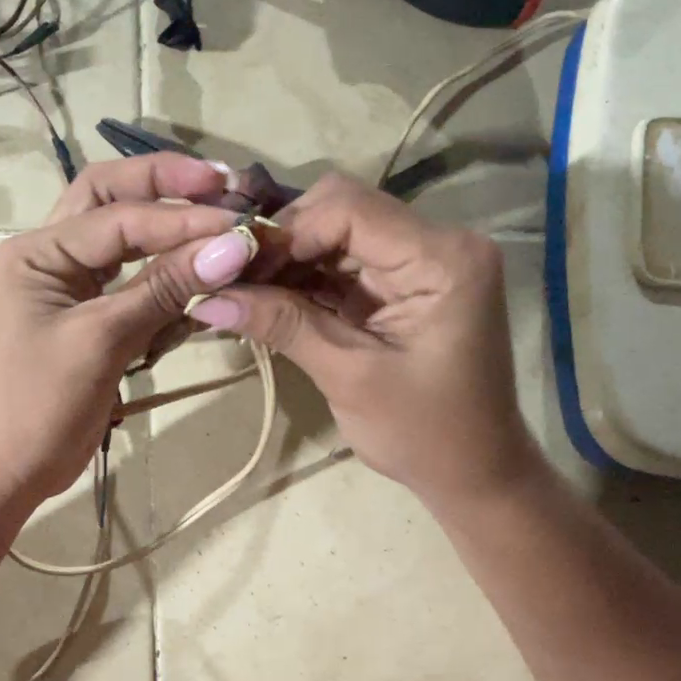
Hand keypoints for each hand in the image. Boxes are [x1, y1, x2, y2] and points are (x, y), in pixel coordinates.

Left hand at [0, 154, 263, 505]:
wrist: (0, 473)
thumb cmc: (35, 406)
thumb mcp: (99, 342)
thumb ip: (162, 290)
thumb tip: (232, 246)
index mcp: (38, 252)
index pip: (118, 217)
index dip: (180, 217)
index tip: (239, 225)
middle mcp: (49, 259)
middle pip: (110, 202)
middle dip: (164, 187)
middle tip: (223, 185)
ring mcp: (66, 292)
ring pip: (121, 244)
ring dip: (166, 232)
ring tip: (218, 225)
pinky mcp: (84, 325)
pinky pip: (128, 289)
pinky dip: (160, 281)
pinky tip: (196, 278)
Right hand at [185, 173, 542, 506]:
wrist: (472, 471)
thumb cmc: (422, 432)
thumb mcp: (348, 376)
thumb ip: (284, 326)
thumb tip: (208, 300)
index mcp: (442, 259)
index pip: (350, 209)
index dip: (287, 231)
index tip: (235, 269)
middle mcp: (437, 245)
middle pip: (343, 211)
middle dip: (284, 242)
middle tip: (235, 282)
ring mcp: (420, 265)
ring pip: (338, 236)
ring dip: (289, 263)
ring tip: (242, 294)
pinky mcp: (403, 288)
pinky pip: (345, 267)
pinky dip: (305, 283)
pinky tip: (269, 302)